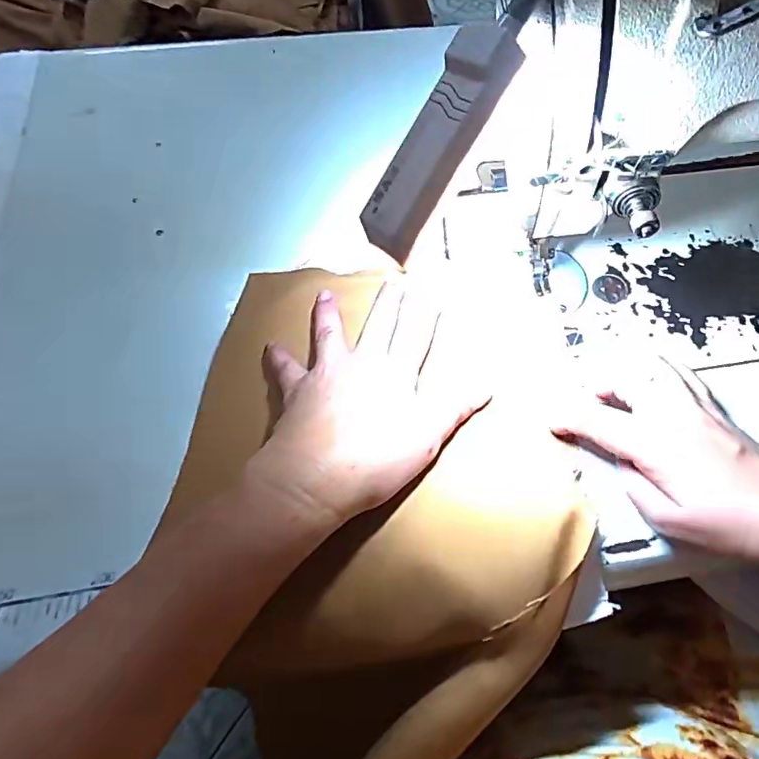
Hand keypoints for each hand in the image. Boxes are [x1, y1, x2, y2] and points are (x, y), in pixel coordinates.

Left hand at [246, 283, 487, 529]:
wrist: (314, 478)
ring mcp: (327, 373)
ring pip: (329, 335)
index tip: (430, 288)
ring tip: (325, 295)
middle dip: (388, 303)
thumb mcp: (428, 437)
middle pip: (379, 326)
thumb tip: (486, 386)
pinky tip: (271, 347)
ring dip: (328, 314)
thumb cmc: (378, 459)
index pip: (416, 335)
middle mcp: (363, 364)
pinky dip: (279, 357)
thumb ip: (454, 408)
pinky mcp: (297, 390)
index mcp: (396, 373)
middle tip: (392, 281)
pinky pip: (287, 369)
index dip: (425, 312)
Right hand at [550, 356, 758, 577]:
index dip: (569, 418)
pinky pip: (678, 372)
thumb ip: (635, 486)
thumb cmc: (725, 524)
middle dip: (595, 385)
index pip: (600, 421)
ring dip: (624, 371)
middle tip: (584, 405)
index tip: (550, 420)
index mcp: (655, 445)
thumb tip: (622, 463)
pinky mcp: (713, 405)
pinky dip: (656, 368)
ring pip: (651, 366)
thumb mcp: (668, 520)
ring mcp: (695, 405)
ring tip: (613, 390)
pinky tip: (652, 381)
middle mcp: (671, 414)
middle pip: (624, 378)